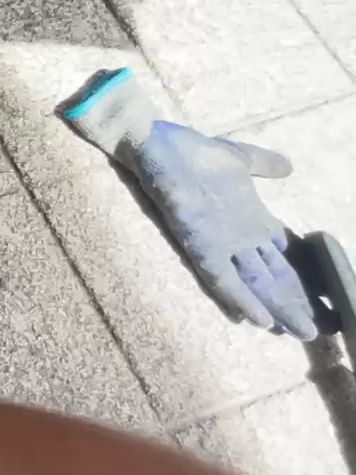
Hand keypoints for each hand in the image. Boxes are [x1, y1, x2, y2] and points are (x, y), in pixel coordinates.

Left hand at [134, 121, 317, 339]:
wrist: (149, 141)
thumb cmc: (186, 149)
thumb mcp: (234, 157)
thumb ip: (261, 164)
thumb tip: (288, 168)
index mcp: (249, 218)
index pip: (283, 254)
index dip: (303, 276)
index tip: (325, 300)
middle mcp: (235, 234)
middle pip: (273, 274)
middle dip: (296, 301)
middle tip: (317, 332)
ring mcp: (217, 238)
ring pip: (254, 281)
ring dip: (278, 307)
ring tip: (301, 333)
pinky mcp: (196, 238)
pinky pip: (220, 273)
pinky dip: (240, 296)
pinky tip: (259, 319)